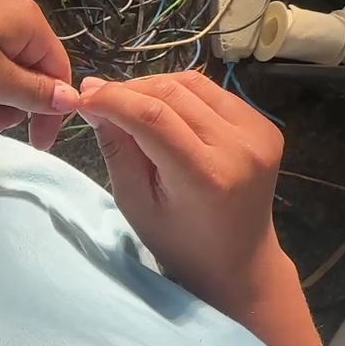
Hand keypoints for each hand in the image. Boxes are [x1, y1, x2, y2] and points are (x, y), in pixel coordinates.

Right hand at [75, 70, 288, 310]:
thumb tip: (92, 103)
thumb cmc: (179, 242)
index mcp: (206, 175)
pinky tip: (159, 110)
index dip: (112, 99)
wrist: (239, 262)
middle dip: (126, 90)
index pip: (152, 117)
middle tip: (95, 98)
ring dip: (150, 86)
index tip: (81, 97)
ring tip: (125, 103)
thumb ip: (116, 149)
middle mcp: (239, 146)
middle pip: (171, 93)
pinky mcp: (263, 124)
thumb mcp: (135, 202)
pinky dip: (177, 93)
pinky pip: (211, 91)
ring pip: (191, 83)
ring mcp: (258, 131)